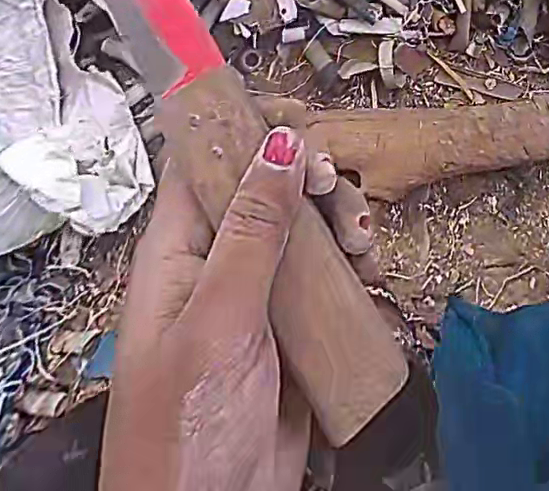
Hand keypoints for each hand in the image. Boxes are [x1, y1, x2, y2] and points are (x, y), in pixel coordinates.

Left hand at [102, 117, 378, 490]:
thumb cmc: (190, 428)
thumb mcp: (220, 321)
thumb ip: (254, 229)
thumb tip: (280, 141)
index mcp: (180, 252)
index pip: (206, 163)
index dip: (247, 130)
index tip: (301, 119)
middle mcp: (221, 258)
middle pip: (270, 184)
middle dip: (311, 177)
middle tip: (336, 189)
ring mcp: (263, 287)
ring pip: (308, 221)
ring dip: (342, 217)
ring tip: (362, 246)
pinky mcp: (298, 314)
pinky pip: (330, 264)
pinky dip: (355, 256)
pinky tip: (367, 269)